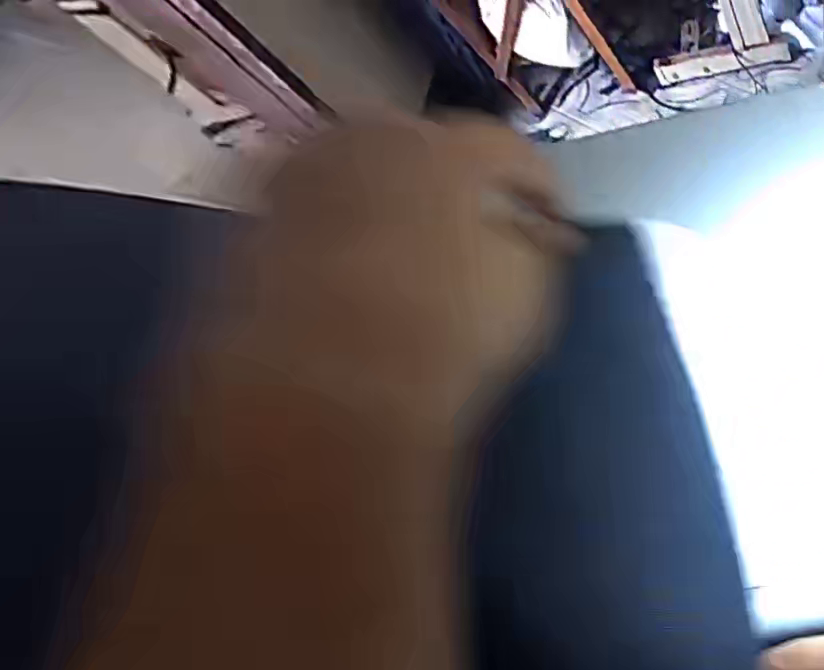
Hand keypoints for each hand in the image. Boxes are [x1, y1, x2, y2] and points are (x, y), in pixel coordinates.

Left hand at [208, 115, 577, 437]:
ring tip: (442, 250)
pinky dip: (366, 219)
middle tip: (500, 231)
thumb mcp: (532, 289)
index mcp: (447, 151)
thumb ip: (542, 245)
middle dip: (472, 184)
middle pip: (436, 145)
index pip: (512, 148)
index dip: (545, 188)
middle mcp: (369, 137)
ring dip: (416, 200)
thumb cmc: (458, 328)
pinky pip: (335, 199)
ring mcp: (307, 165)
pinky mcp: (263, 205)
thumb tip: (546, 230)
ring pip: (379, 167)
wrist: (343, 377)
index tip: (559, 224)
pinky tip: (388, 264)